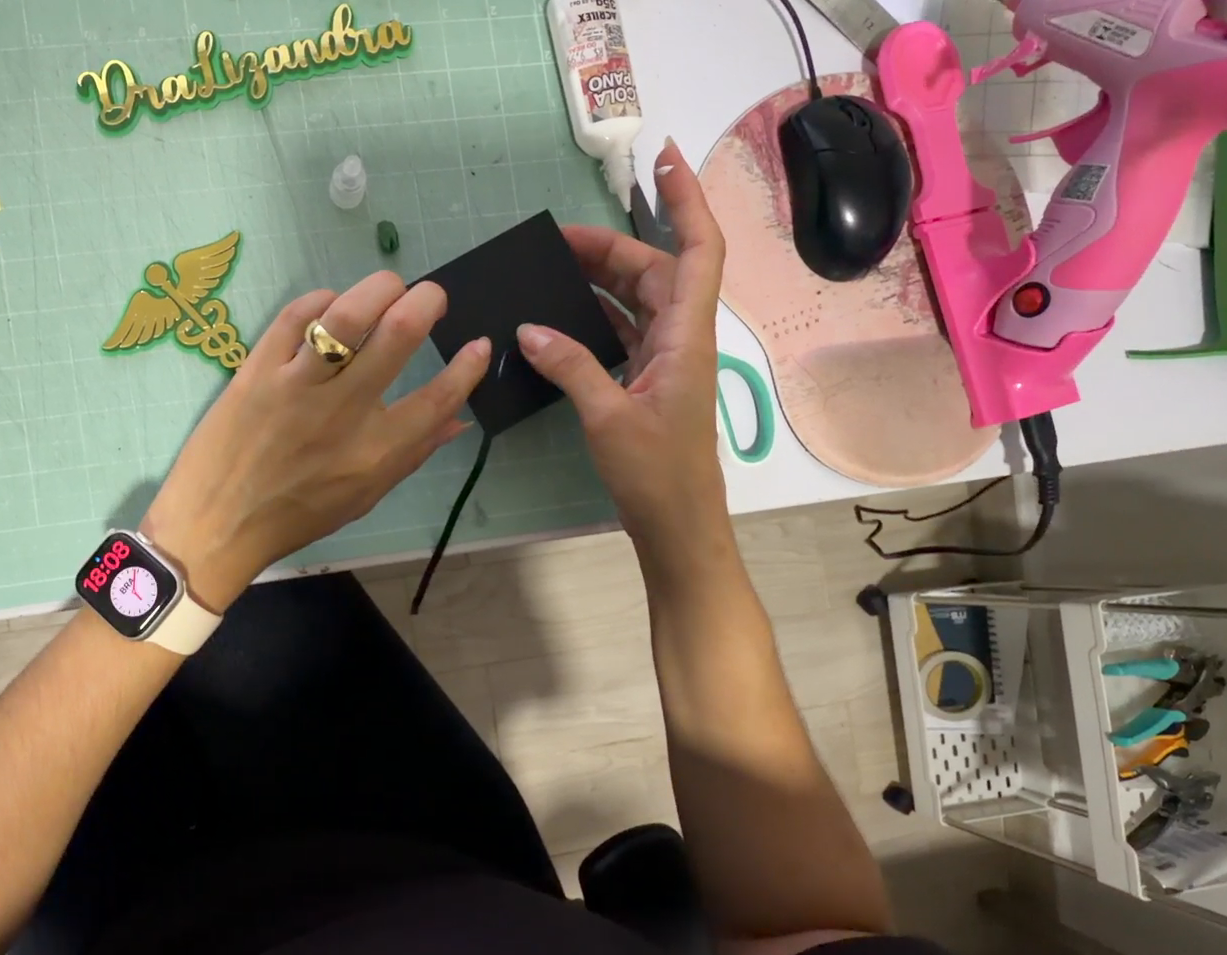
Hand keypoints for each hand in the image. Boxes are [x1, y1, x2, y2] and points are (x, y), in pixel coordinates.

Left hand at [141, 272, 491, 610]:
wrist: (216, 525)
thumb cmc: (295, 517)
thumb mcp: (363, 496)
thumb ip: (412, 454)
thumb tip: (457, 422)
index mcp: (375, 450)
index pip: (438, 397)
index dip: (468, 366)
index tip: (478, 344)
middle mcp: (342, 411)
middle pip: (398, 334)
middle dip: (427, 301)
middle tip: (430, 297)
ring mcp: (296, 386)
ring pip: (346, 314)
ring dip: (379, 288)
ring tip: (388, 287)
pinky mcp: (256, 370)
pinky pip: (293, 316)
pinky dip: (319, 299)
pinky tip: (330, 305)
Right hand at [515, 140, 728, 542]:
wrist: (677, 524)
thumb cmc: (655, 472)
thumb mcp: (607, 417)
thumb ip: (571, 366)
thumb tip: (529, 330)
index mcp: (686, 335)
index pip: (698, 249)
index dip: (685, 199)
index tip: (662, 159)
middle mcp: (682, 337)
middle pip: (657, 270)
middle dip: (614, 247)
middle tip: (558, 240)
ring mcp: (667, 359)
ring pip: (639, 300)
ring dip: (603, 281)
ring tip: (556, 268)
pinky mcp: (650, 382)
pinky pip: (626, 332)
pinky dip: (597, 319)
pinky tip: (562, 320)